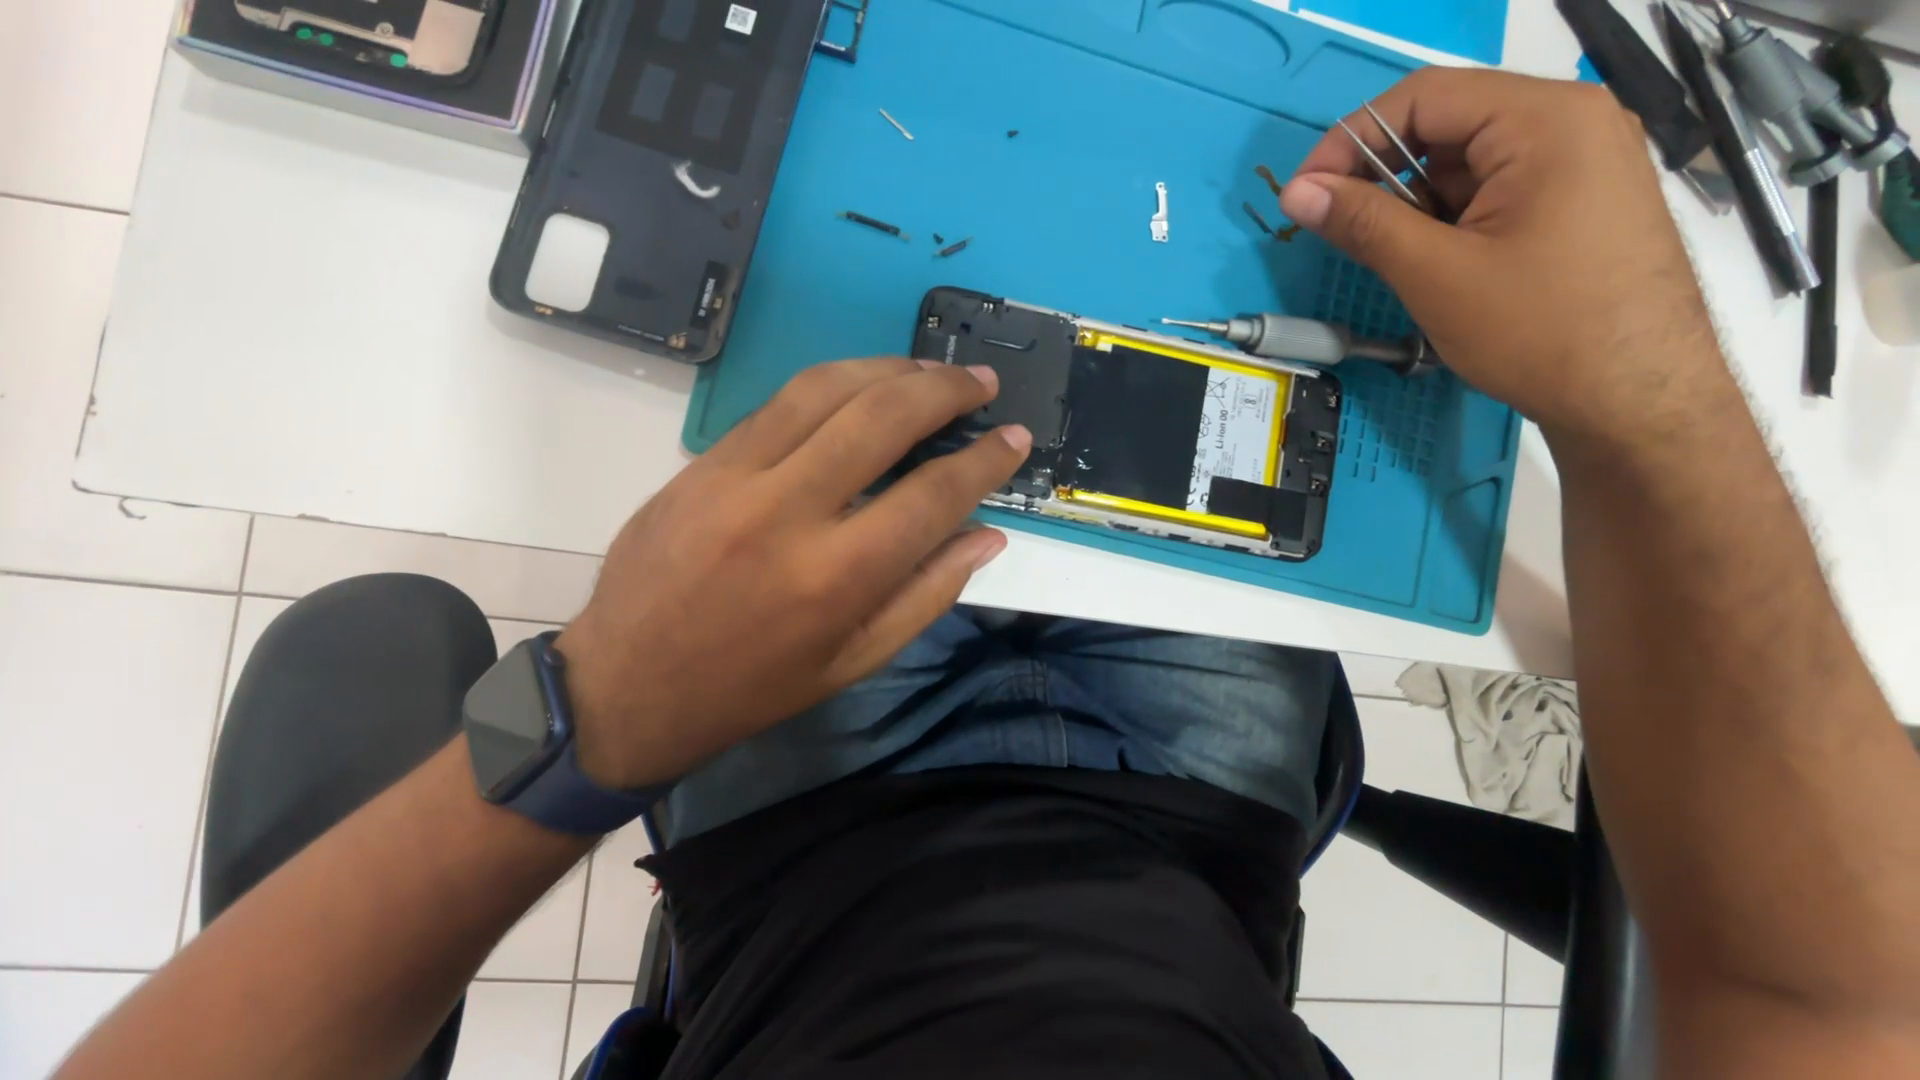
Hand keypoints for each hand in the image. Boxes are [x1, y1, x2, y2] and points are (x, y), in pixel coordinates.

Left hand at [554, 358, 1031, 791]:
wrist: (626, 686)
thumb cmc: (752, 688)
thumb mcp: (852, 663)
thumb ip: (925, 596)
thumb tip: (985, 536)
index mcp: (835, 578)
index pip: (931, 496)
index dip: (984, 461)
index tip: (1014, 439)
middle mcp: (788, 513)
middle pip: (882, 419)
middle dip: (944, 390)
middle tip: (981, 382)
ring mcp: (736, 478)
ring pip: (825, 390)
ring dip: (888, 369)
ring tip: (928, 371)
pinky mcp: (702, 463)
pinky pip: (777, 404)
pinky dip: (831, 383)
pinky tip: (861, 385)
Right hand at [1280, 68, 1730, 445]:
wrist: (1637, 398)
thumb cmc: (1538, 330)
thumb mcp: (1435, 274)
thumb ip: (1363, 222)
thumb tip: (1298, 193)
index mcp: (1545, 119)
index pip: (1424, 97)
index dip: (1350, 139)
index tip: (1306, 193)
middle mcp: (1575, 122)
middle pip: (1450, 125)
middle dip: (1384, 175)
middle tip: (1339, 228)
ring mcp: (1586, 162)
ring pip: (1471, 163)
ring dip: (1417, 203)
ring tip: (1392, 257)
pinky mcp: (1584, 201)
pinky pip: (1499, 189)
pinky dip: (1453, 218)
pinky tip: (1436, 263)